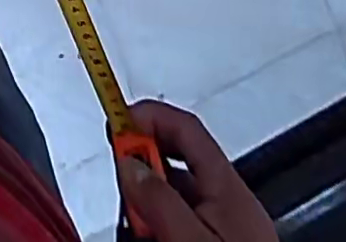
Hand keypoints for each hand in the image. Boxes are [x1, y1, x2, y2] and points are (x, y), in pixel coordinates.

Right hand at [116, 102, 277, 241]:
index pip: (184, 128)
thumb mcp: (190, 241)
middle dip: (140, 168)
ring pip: (170, 193)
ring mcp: (223, 230)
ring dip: (145, 202)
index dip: (147, 116)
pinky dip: (155, 223)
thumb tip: (128, 162)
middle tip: (124, 189)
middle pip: (173, 159)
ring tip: (140, 227)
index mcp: (229, 192)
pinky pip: (176, 219)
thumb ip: (157, 198)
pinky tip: (150, 237)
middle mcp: (228, 205)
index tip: (115, 124)